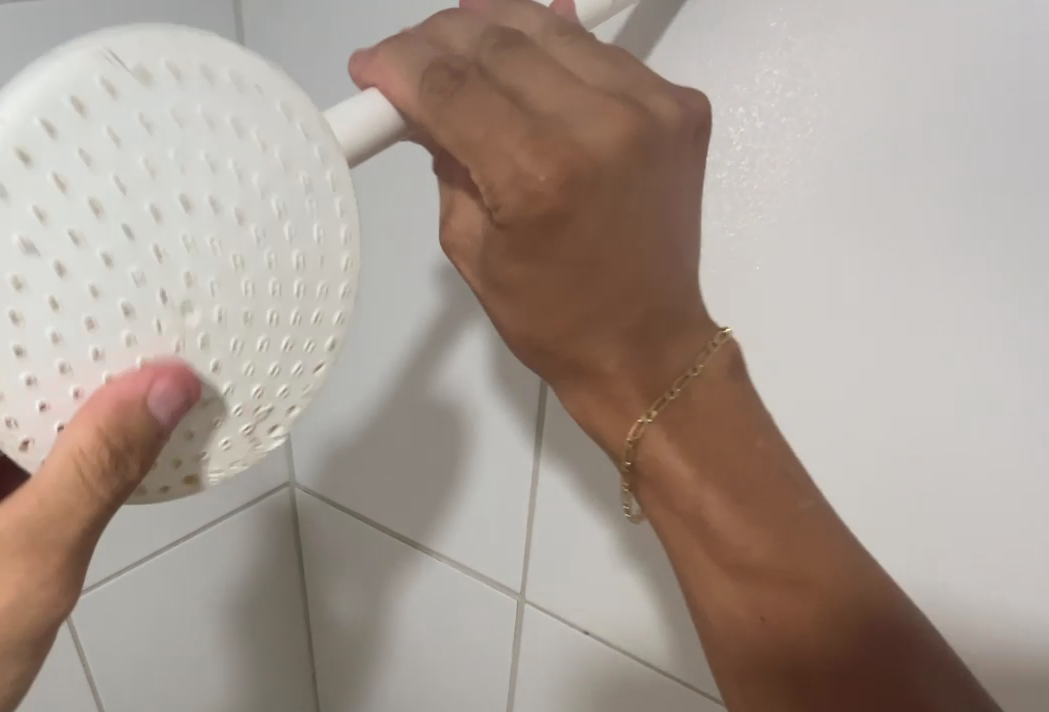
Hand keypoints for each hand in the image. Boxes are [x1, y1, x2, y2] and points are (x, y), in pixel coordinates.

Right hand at [351, 0, 716, 451]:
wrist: (641, 343)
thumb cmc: (549, 319)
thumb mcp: (471, 252)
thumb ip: (448, 170)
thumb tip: (428, 113)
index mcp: (536, 177)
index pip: (453, 89)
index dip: (400, 66)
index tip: (369, 66)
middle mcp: (599, 125)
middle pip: (500, 43)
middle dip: (438, 37)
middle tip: (405, 51)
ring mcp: (650, 106)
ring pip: (552, 31)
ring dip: (491, 26)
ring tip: (453, 35)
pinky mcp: (679, 103)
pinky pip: (599, 54)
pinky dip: (550, 45)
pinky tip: (517, 47)